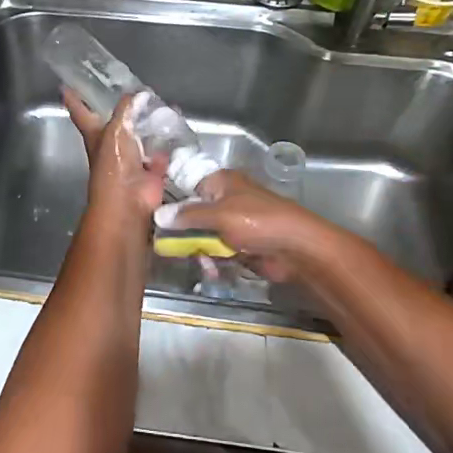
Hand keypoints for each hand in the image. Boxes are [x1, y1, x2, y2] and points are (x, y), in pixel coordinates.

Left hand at [64, 89, 167, 217]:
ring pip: (141, 135)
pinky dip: (168, 141)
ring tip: (163, 104)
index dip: (73, 100)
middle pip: (115, 122)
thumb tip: (139, 93)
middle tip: (135, 90)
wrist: (129, 200)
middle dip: (124, 109)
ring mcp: (131, 158)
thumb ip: (127, 110)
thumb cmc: (113, 164)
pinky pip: (161, 150)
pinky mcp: (151, 168)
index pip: (80, 112)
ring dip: (151, 123)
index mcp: (95, 135)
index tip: (65, 87)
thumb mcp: (116, 130)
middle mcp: (111, 145)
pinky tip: (176, 125)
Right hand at [154, 169, 332, 279]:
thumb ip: (187, 216)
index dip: (172, 203)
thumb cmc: (257, 222)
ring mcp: (233, 223)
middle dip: (185, 234)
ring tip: (202, 262)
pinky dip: (213, 260)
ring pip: (202, 236)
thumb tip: (157, 215)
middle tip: (173, 248)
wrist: (296, 249)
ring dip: (199, 250)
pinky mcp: (239, 244)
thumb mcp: (218, 215)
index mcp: (221, 182)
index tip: (156, 221)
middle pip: (192, 215)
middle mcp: (225, 199)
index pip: (186, 187)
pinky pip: (216, 250)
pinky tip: (212, 269)